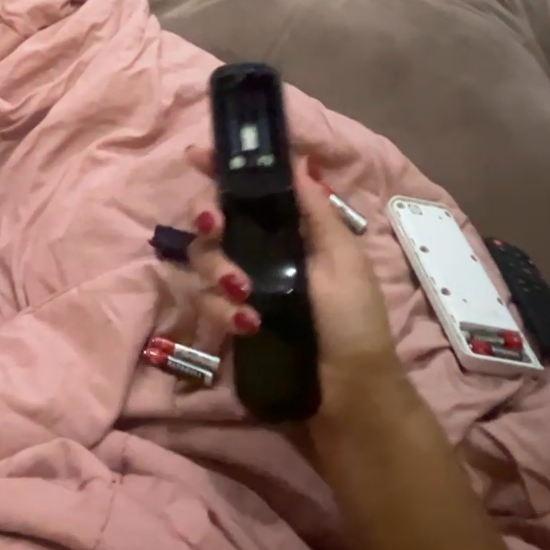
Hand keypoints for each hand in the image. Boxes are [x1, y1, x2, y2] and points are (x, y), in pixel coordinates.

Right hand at [184, 146, 404, 419]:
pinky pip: (205, 301)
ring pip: (201, 258)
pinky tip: (248, 324)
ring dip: (216, 269)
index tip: (196, 156)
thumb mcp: (343, 259)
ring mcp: (238, 285)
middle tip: (215, 225)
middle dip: (207, 219)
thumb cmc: (354, 320)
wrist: (349, 393)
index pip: (243, 191)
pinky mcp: (227, 318)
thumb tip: (298, 160)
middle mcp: (255, 252)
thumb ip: (316, 211)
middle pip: (210, 221)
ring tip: (243, 293)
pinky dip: (223, 310)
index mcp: (284, 231)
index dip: (217, 170)